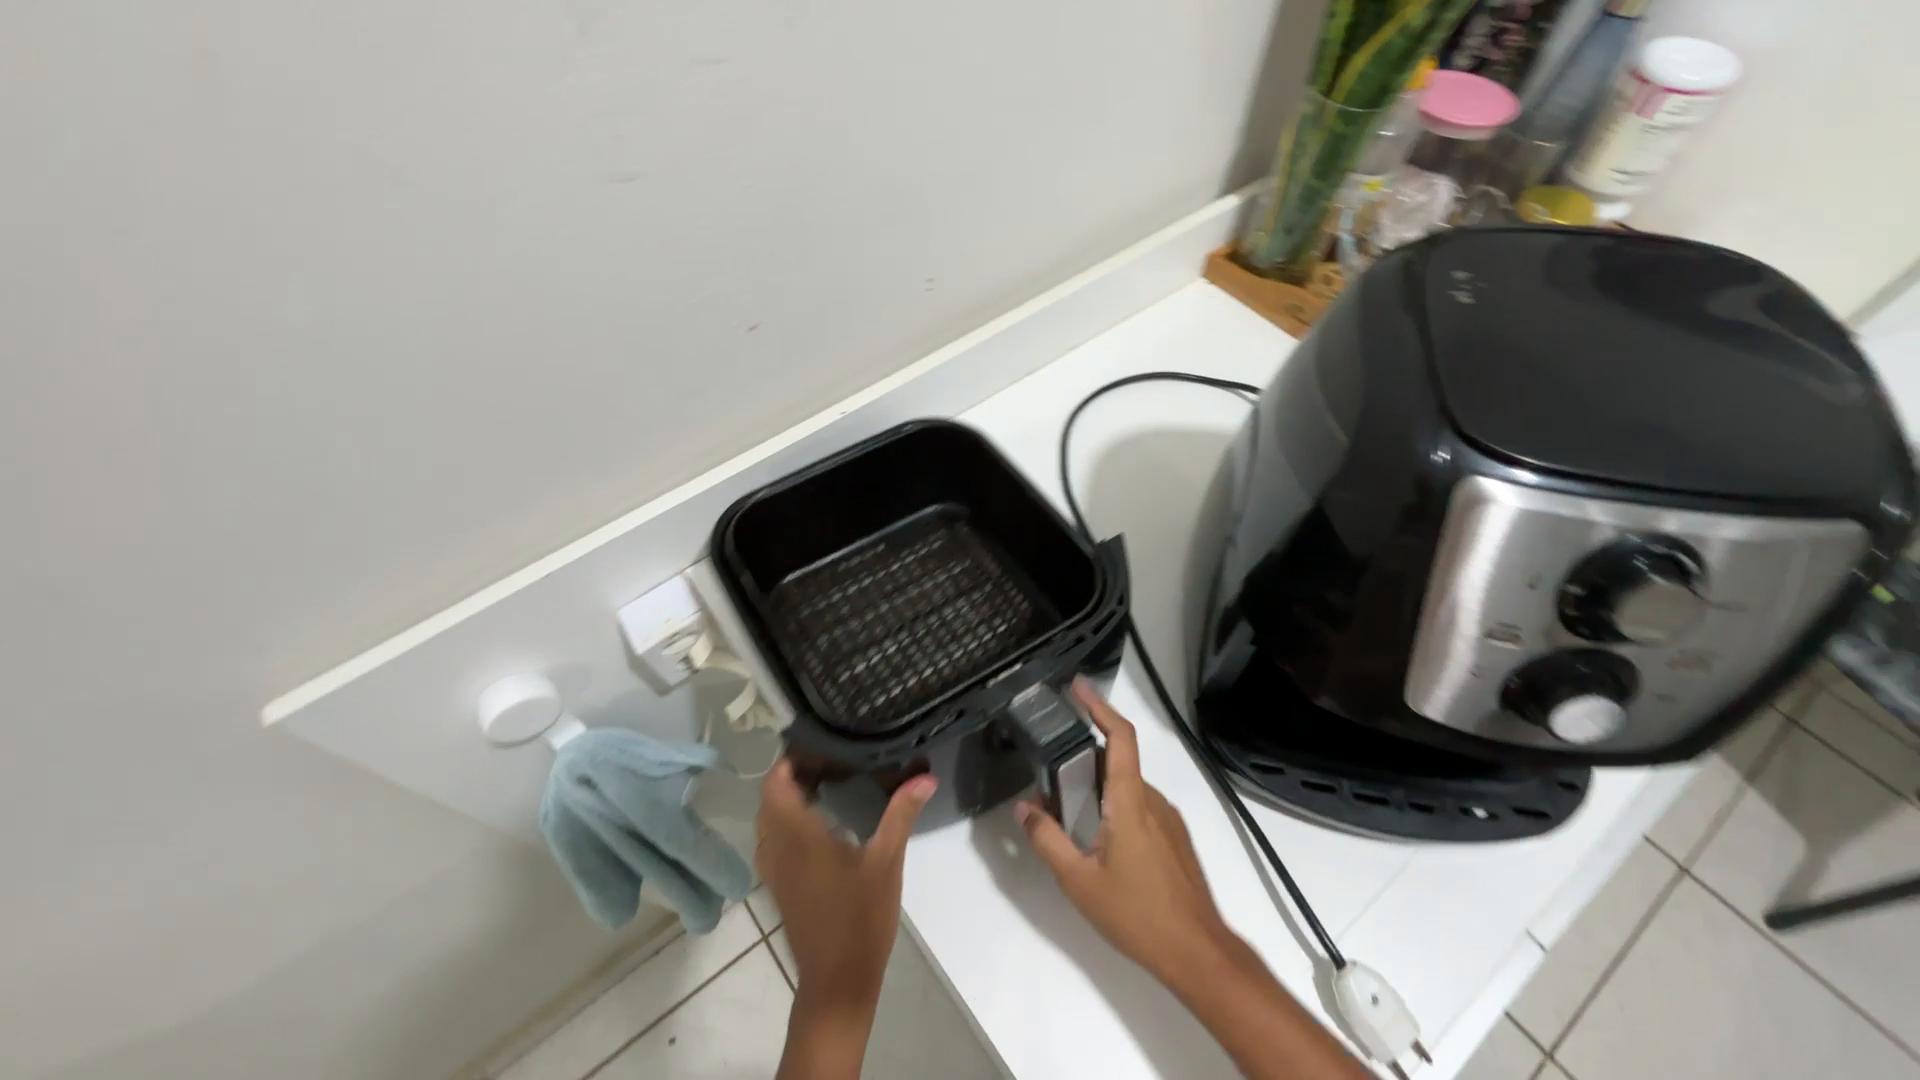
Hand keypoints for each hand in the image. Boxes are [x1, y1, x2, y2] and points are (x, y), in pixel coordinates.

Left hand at [757, 759, 936, 1017]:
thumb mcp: (887, 862)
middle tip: (828, 760)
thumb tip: (925, 777)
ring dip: (786, 799)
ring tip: (825, 784)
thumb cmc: (861, 918)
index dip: (789, 760)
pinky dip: (786, 823)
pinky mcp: (778, 885)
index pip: (776, 784)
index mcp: (798, 836)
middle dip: (791, 775)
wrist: (837, 980)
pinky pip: (772, 840)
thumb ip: (901, 815)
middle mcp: (777, 848)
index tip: (819, 745)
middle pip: (769, 798)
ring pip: (768, 820)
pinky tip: (819, 824)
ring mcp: (774, 869)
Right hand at [1016, 678, 1233, 986]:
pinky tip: (1097, 841)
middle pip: (1118, 762)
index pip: (1120, 737)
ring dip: (1097, 788)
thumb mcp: (1078, 881)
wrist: (1197, 952)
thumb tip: (1023, 808)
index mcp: (1130, 802)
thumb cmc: (1137, 914)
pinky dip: (1114, 808)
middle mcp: (1153, 801)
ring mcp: (1168, 821)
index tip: (1077, 687)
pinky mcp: (1175, 840)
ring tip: (1065, 811)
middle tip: (1048, 772)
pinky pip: (1139, 808)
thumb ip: (1047, 839)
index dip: (1099, 706)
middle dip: (1083, 759)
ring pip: (1127, 788)